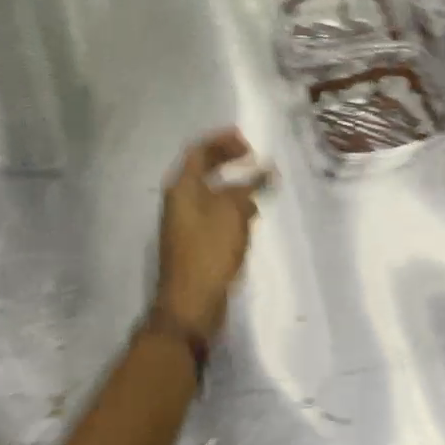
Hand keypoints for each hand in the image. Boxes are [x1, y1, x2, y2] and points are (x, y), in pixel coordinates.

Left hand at [155, 128, 267, 339]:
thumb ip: (248, 187)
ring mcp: (185, 224)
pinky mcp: (194, 244)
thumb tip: (264, 169)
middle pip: (202, 170)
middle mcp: (179, 201)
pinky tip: (250, 217)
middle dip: (227, 161)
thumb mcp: (232, 213)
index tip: (248, 141)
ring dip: (232, 185)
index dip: (222, 141)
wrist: (190, 303)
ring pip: (209, 193)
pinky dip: (231, 208)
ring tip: (257, 186)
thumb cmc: (209, 252)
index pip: (199, 151)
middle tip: (253, 158)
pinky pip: (214, 215)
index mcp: (182, 188)